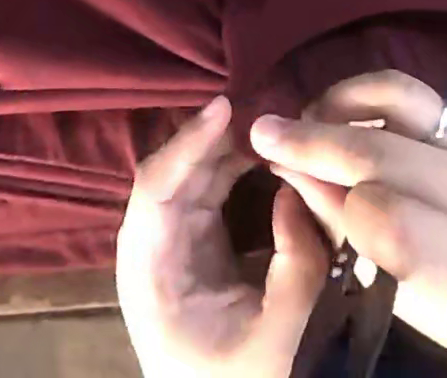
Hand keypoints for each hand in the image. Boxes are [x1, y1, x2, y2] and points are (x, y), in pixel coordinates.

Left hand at [116, 95, 329, 377]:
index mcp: (150, 273)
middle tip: (269, 105)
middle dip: (221, 135)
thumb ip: (297, 269)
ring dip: (233, 144)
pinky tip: (270, 149)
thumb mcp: (276, 342)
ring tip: (275, 121)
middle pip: (178, 170)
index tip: (225, 108)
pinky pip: (217, 184)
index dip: (186, 144)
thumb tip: (297, 189)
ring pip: (199, 171)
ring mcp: (178, 236)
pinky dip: (243, 162)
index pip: (154, 190)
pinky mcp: (201, 235)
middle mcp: (154, 243)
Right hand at [248, 70, 446, 365]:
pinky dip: (362, 90)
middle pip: (386, 154)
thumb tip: (289, 169)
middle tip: (264, 132)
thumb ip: (348, 234)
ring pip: (397, 101)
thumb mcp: (403, 296)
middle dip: (315, 141)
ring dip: (338, 104)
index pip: (393, 224)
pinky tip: (338, 108)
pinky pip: (407, 88)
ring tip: (306, 119)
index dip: (333, 202)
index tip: (287, 179)